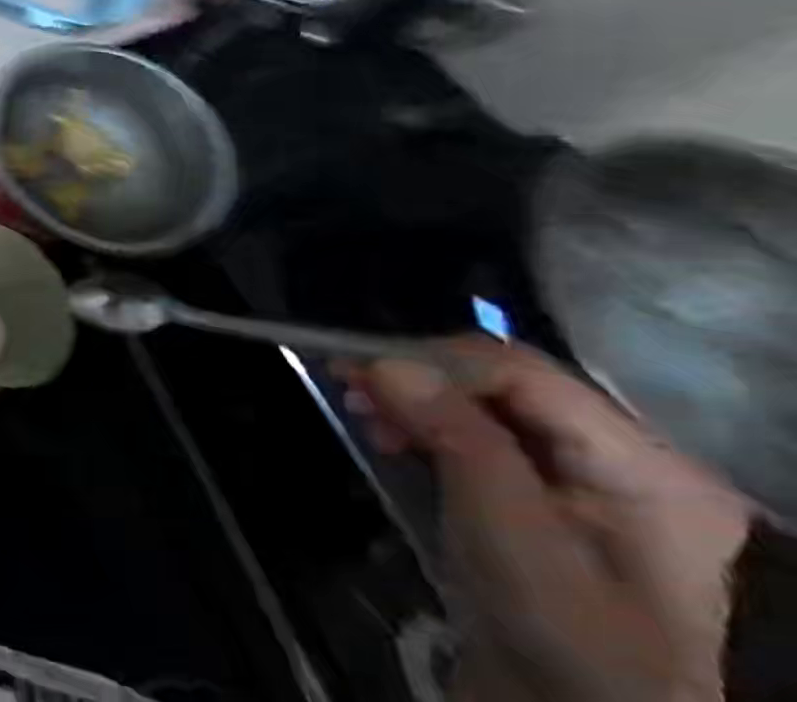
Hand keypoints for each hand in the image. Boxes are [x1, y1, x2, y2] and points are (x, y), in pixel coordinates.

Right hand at [341, 339, 751, 701]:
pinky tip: (391, 434)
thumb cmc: (556, 635)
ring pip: (486, 404)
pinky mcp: (547, 491)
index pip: (525, 375)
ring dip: (417, 399)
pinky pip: (481, 433)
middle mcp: (625, 456)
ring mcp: (588, 475)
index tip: (354, 369)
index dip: (435, 362)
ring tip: (364, 414)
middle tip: (350, 387)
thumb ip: (457, 439)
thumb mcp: (508, 537)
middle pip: (505, 384)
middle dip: (421, 378)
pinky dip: (427, 424)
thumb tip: (385, 363)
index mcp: (646, 466)